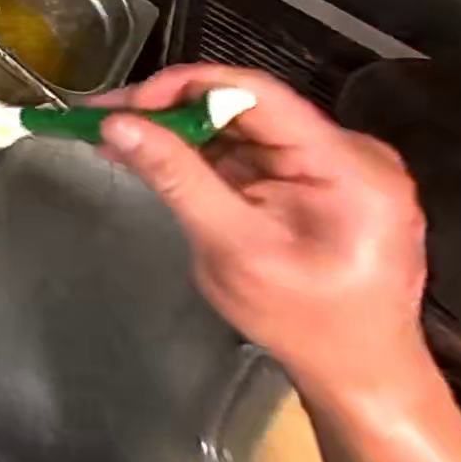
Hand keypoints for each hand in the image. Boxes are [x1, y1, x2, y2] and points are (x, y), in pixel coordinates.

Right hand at [94, 66, 431, 401]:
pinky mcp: (303, 175)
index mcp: (344, 162)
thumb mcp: (231, 249)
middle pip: (239, 105)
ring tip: (113, 132)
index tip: (127, 106)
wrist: (355, 374)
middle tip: (105, 116)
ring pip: (232, 124)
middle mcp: (341, 149)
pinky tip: (148, 151)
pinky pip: (238, 148)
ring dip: (172, 129)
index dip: (184, 87)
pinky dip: (191, 151)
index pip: (255, 93)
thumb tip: (116, 123)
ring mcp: (323, 161)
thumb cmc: (302, 322)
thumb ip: (175, 178)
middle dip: (167, 109)